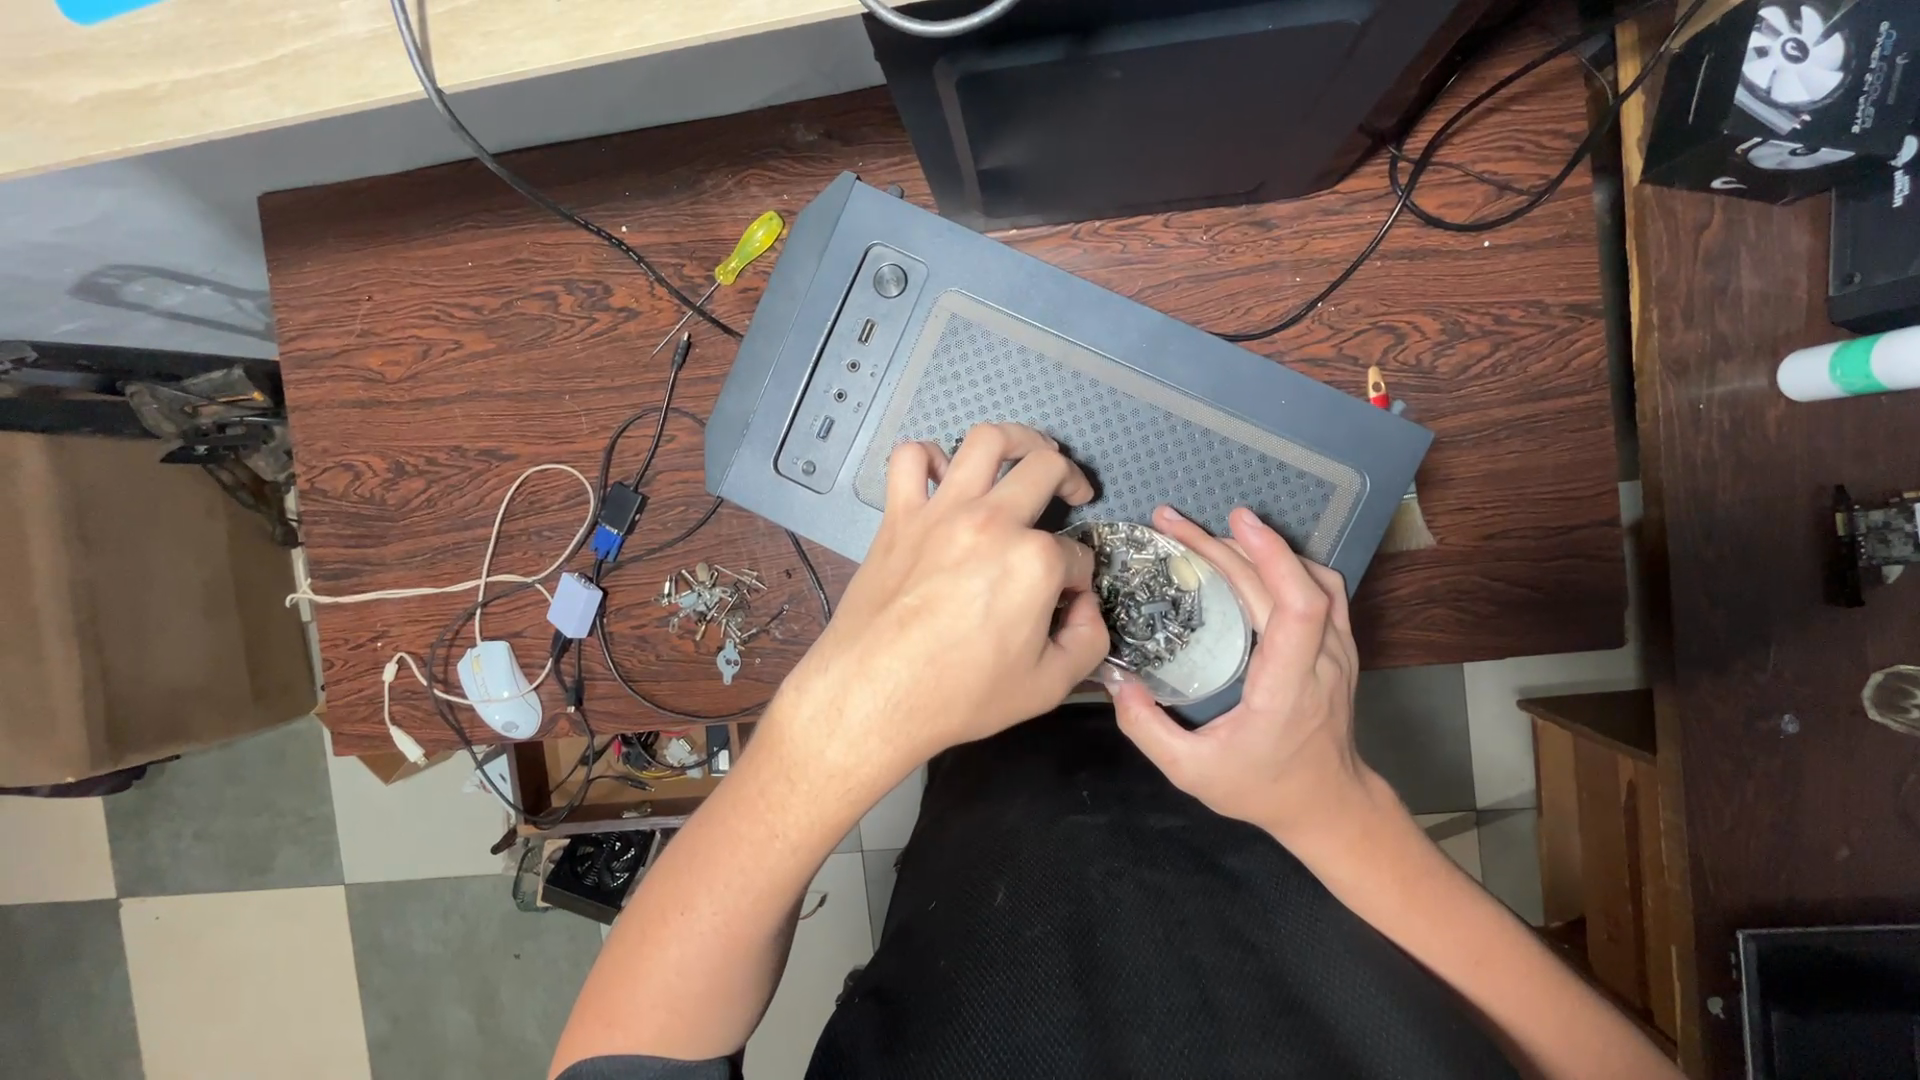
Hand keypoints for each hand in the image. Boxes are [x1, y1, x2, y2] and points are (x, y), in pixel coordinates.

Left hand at [776, 423, 1109, 775]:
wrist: (871, 696)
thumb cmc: (957, 696)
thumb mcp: (1046, 687)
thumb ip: (1087, 642)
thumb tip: (1086, 609)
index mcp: (1033, 561)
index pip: (1076, 554)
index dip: (1081, 576)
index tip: (1068, 596)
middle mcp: (992, 521)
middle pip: (1046, 469)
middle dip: (1073, 478)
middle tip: (1076, 494)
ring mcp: (941, 512)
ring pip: (986, 439)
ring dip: (1018, 438)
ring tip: (1029, 452)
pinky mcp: (899, 515)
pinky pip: (910, 459)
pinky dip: (930, 456)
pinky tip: (945, 476)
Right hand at [1110, 505, 1378, 838]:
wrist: (1328, 807)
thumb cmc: (1261, 789)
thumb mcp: (1190, 772)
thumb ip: (1146, 728)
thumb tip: (1114, 679)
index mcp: (1289, 686)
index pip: (1298, 607)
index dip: (1270, 557)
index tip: (1231, 524)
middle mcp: (1323, 661)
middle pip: (1290, 583)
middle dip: (1232, 544)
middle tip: (1175, 523)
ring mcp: (1340, 652)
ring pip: (1316, 579)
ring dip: (1264, 549)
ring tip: (1212, 538)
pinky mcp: (1342, 650)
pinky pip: (1326, 592)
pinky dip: (1289, 565)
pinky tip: (1255, 563)